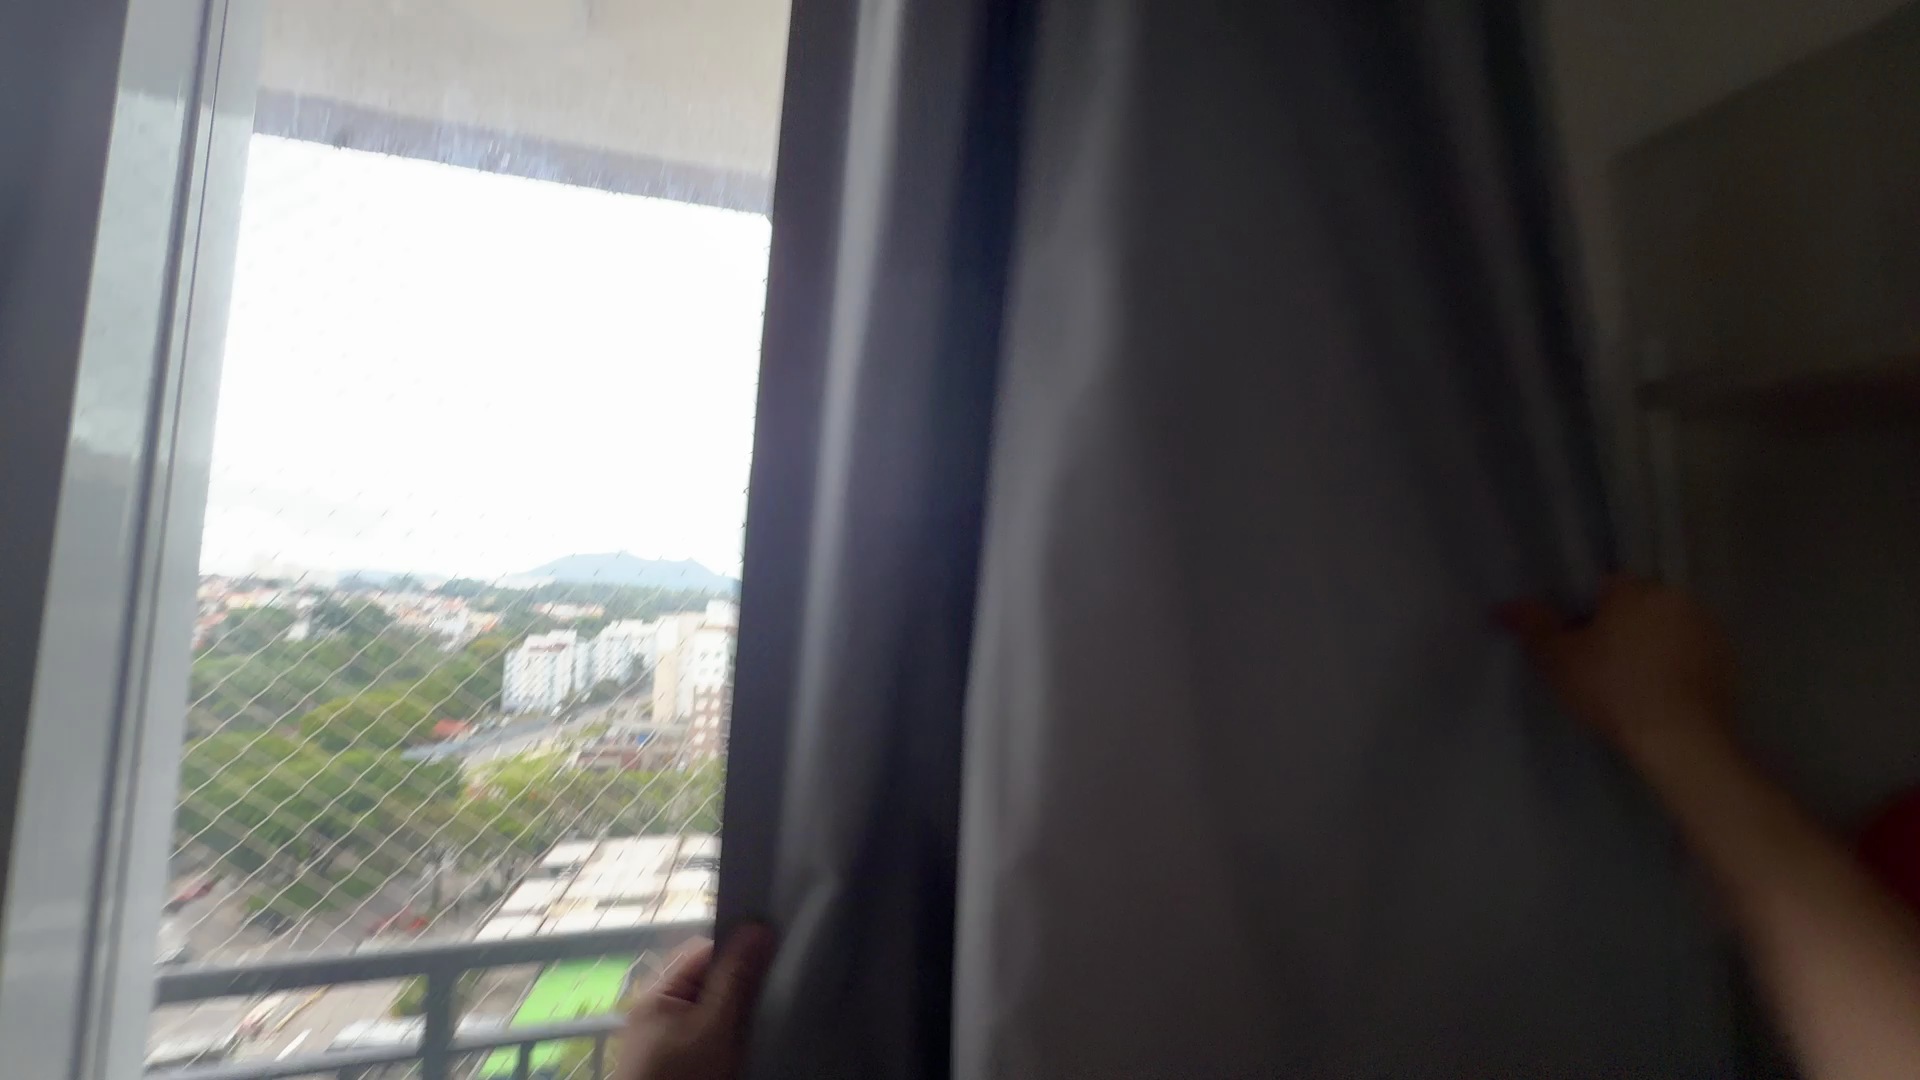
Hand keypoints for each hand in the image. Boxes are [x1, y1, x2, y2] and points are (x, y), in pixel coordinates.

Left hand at [615, 924, 774, 1079]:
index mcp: (656, 990)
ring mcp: (656, 1031)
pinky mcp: (664, 1053)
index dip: (735, 952)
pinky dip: (716, 1025)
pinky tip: (730, 1038)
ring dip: (726, 1005)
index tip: (764, 964)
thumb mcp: (715, 1025)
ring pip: (703, 999)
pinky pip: (697, 1022)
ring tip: (745, 1018)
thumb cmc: (684, 1077)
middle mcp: (652, 1004)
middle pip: (703, 974)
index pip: (704, 949)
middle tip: (756, 996)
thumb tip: (759, 927)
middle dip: (732, 981)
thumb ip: (736, 975)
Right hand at [1500, 575, 1733, 759]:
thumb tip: (1504, 605)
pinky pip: (1685, 654)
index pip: (1599, 586)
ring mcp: (1711, 633)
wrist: (1681, 739)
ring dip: (1643, 645)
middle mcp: (1679, 601)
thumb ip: (1531, 624)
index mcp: (1637, 589)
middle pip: (1633, 606)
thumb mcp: (1554, 655)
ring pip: (1661, 630)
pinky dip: (1668, 665)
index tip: (1566, 636)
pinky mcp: (1729, 665)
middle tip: (1587, 658)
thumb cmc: (1611, 687)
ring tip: (1618, 677)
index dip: (1577, 610)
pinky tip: (1649, 690)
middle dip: (1613, 625)